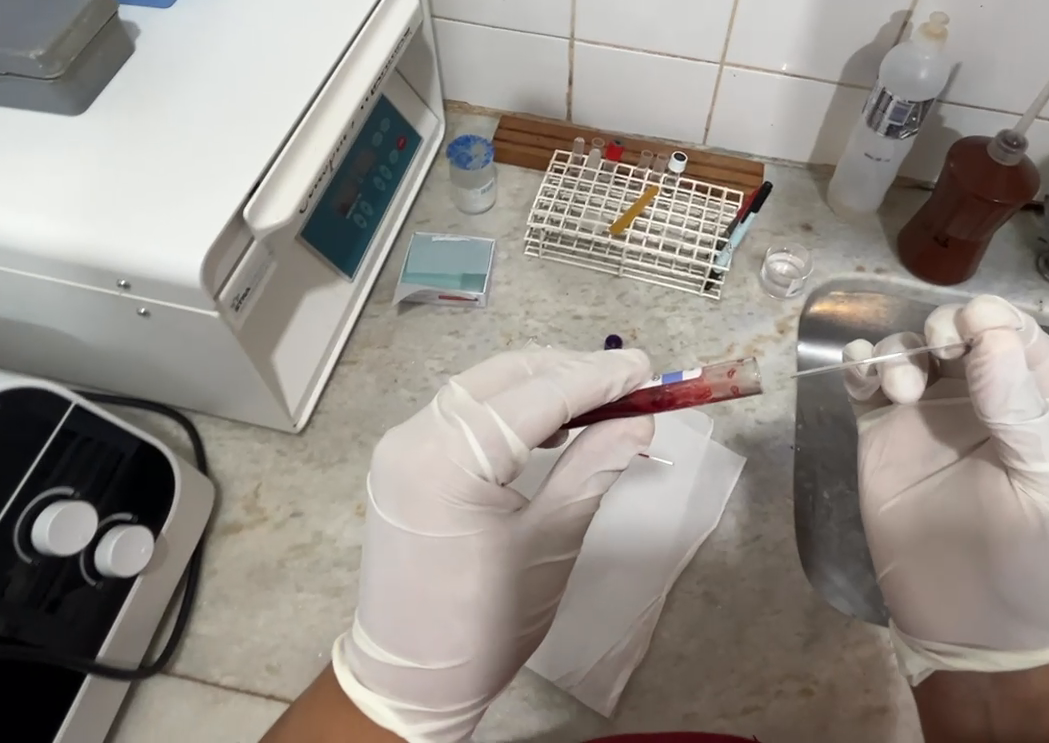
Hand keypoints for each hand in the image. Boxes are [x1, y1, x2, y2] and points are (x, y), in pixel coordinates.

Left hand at [331, 348, 654, 742]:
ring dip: (542, 382)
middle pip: (506, 376)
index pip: (537, 395)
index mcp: (447, 460)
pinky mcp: (405, 455)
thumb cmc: (485, 623)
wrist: (408, 682)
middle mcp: (415, 434)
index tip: (645, 367)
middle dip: (570, 370)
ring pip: (485, 386)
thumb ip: (593, 468)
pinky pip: (466, 410)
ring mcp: (403, 442)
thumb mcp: (549, 542)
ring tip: (598, 397)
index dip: (596, 377)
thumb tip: (639, 422)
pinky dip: (512, 404)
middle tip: (628, 380)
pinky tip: (549, 420)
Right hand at [846, 295, 1048, 680]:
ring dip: (900, 349)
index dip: (1001, 321)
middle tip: (943, 346)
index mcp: (1029, 411)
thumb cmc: (1035, 566)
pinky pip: (863, 383)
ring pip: (907, 350)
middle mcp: (974, 403)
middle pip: (957, 333)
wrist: (974, 630)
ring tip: (902, 391)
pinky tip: (862, 377)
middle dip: (946, 324)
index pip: (1020, 342)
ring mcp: (921, 417)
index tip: (979, 325)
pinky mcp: (878, 435)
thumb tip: (992, 337)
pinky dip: (858, 364)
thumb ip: (1022, 414)